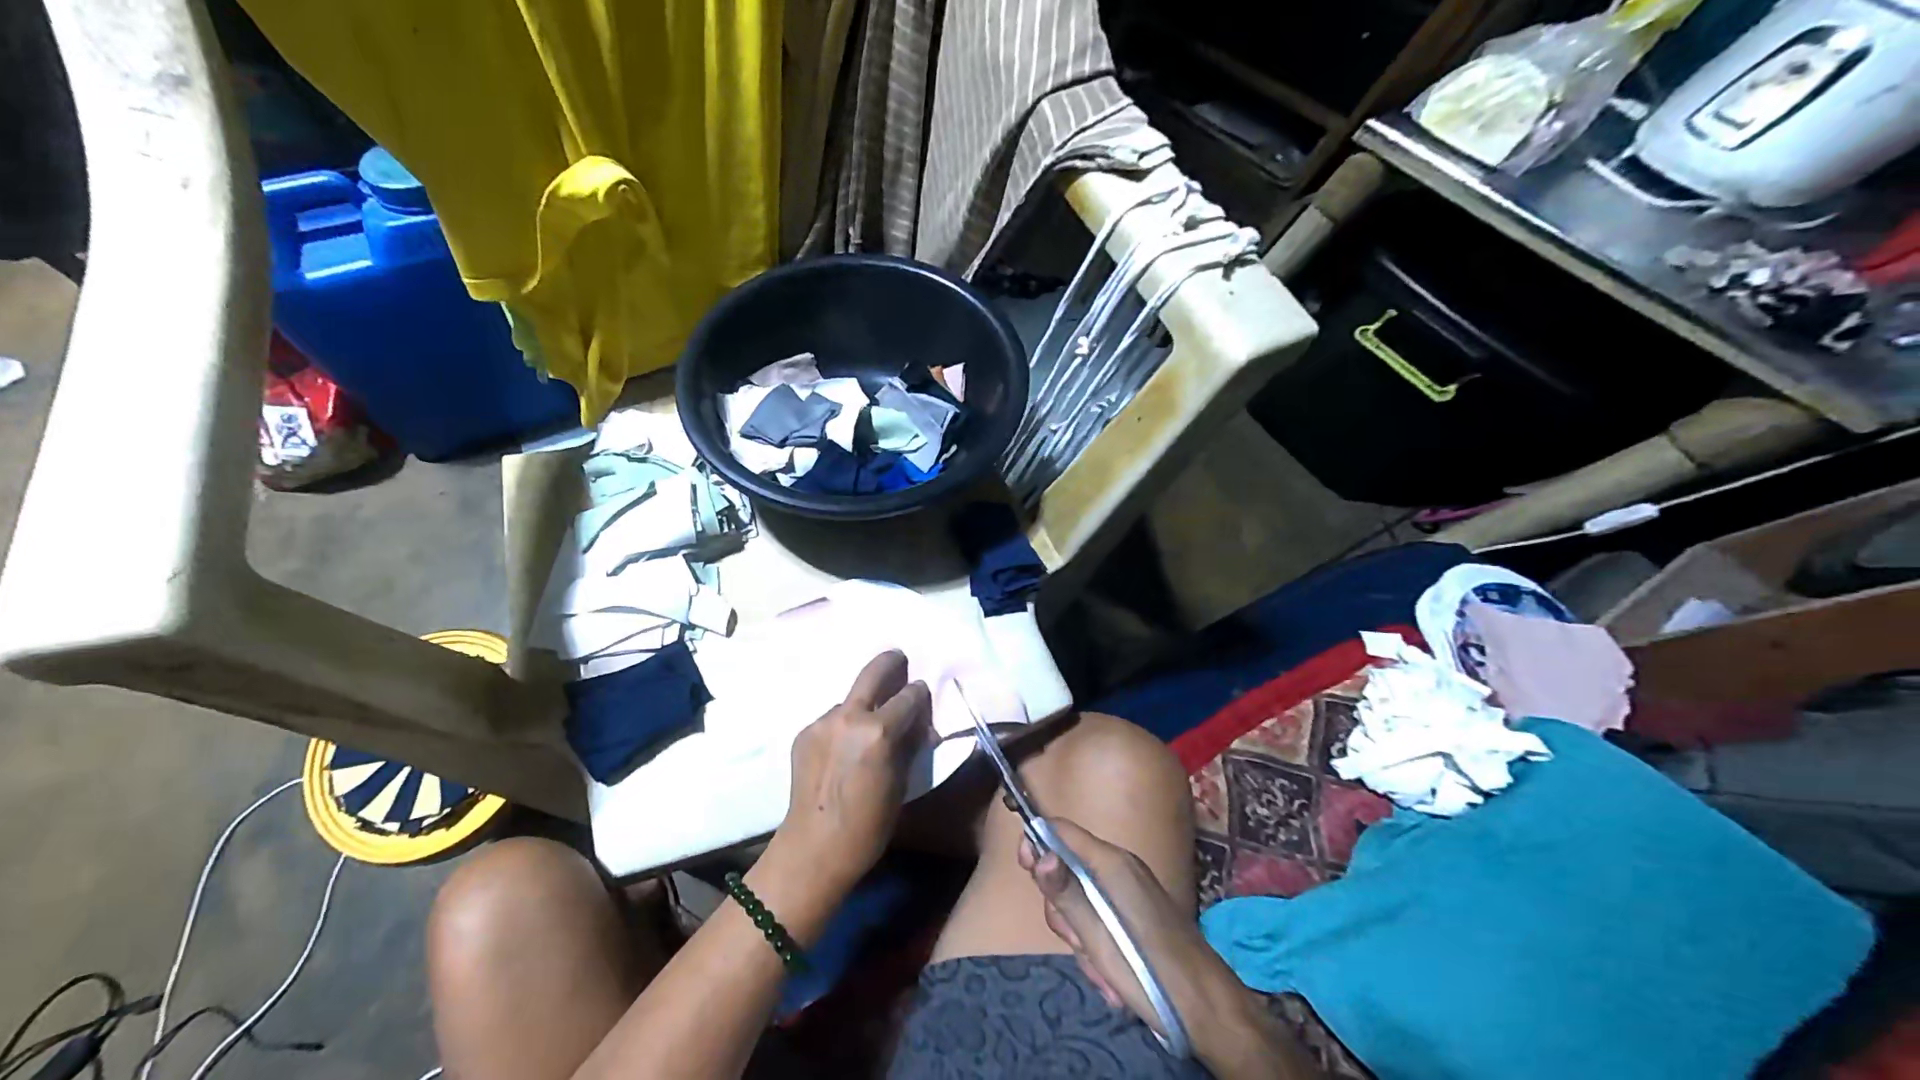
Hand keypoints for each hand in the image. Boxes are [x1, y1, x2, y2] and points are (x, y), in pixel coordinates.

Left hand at [777, 650, 932, 891]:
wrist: (814, 848)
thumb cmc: (869, 825)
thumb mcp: (902, 784)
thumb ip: (910, 745)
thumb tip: (921, 726)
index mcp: (879, 731)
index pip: (909, 696)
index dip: (920, 695)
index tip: (922, 696)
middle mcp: (849, 717)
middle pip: (874, 673)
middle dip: (891, 663)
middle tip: (899, 659)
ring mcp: (821, 723)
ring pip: (850, 700)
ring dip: (864, 704)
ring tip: (869, 723)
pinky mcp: (804, 733)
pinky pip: (832, 719)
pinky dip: (844, 725)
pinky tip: (845, 746)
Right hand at [1022, 818, 1312, 1078]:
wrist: (1208, 1008)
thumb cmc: (1148, 970)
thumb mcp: (1096, 937)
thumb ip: (1064, 893)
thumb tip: (1037, 851)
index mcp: (1111, 863)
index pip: (1061, 830)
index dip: (1037, 843)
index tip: (1025, 870)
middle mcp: (1122, 867)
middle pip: (1068, 869)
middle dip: (1063, 910)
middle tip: (1076, 943)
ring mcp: (1133, 889)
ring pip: (1083, 900)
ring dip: (1082, 937)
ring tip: (1101, 970)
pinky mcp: (1140, 911)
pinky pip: (1103, 916)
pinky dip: (1100, 945)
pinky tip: (1112, 977)